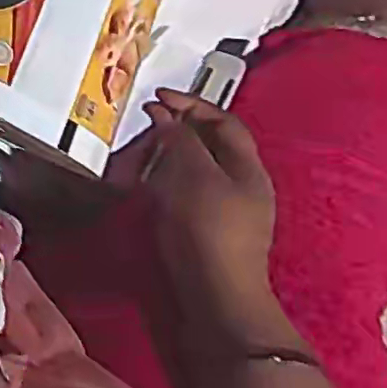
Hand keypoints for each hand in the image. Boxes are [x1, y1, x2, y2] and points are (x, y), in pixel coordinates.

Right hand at [144, 90, 276, 311]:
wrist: (213, 291)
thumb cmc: (208, 226)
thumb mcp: (194, 173)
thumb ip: (180, 138)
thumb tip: (165, 114)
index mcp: (247, 168)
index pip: (224, 121)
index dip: (192, 103)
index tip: (157, 96)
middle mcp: (241, 183)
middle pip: (210, 141)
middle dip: (178, 125)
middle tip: (145, 117)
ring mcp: (224, 205)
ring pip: (195, 162)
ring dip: (167, 147)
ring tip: (139, 143)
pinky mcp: (203, 222)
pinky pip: (183, 183)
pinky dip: (163, 170)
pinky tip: (144, 175)